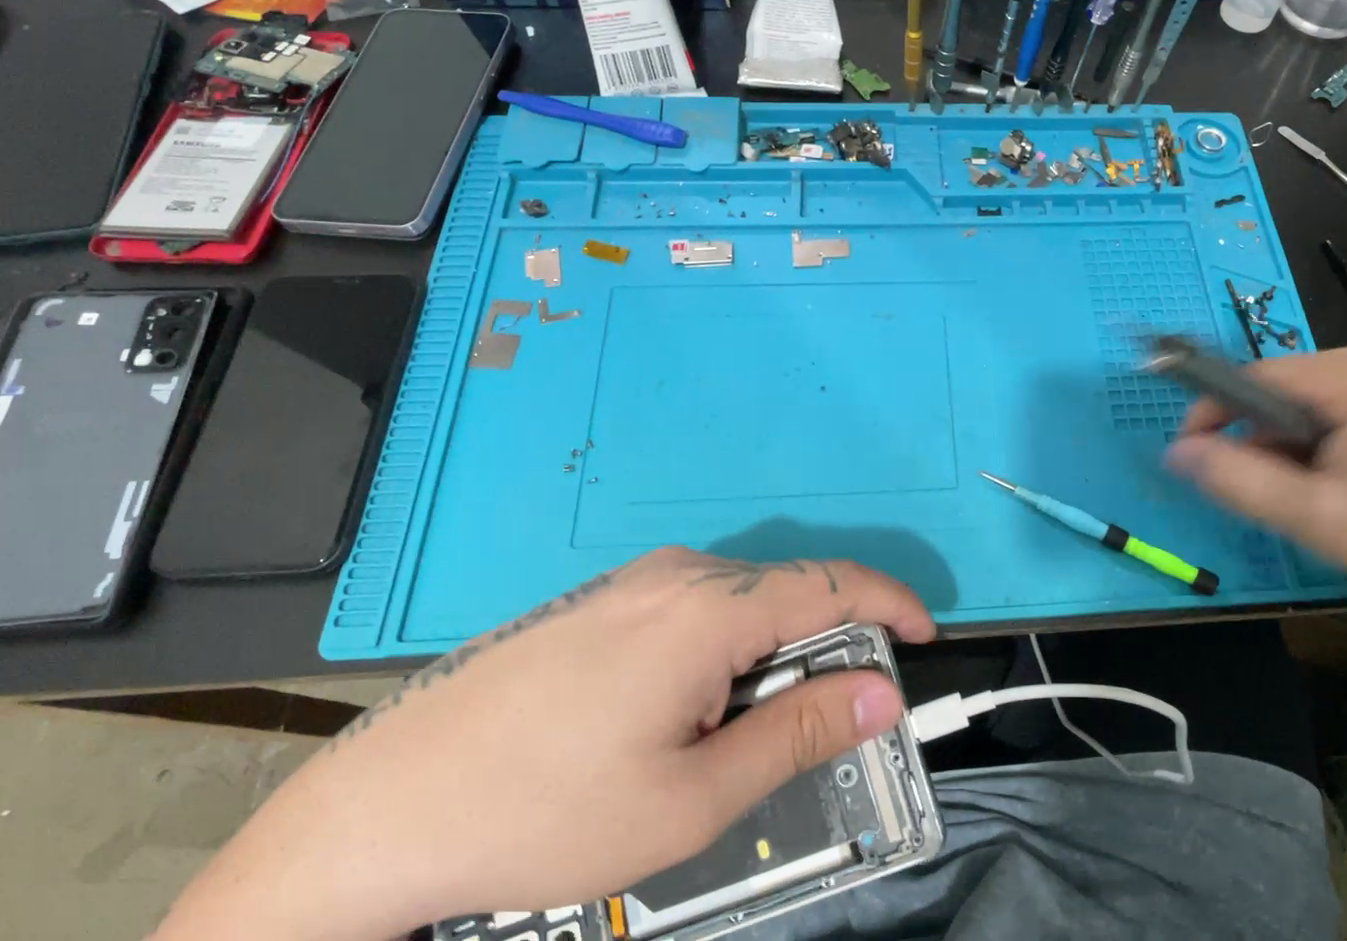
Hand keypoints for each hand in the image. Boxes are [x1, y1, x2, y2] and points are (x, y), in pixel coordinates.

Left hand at [154, 548, 935, 940]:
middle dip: (833, 644)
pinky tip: (693, 713)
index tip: (924, 641)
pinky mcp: (597, 604)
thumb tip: (884, 693)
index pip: (833, 584)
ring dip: (776, 654)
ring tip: (759, 732)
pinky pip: (694, 609)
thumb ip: (800, 735)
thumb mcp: (693, 798)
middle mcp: (674, 574)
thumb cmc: (547, 814)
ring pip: (742, 601)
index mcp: (707, 609)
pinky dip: (728, 650)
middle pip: (788, 591)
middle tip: (842, 719)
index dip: (891, 606)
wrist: (379, 815)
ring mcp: (628, 584)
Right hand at [1166, 337, 1346, 645]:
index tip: (1193, 452)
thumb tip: (1175, 451)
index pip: (1264, 374)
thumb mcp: (1319, 520)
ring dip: (1305, 439)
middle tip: (1271, 492)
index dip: (1217, 410)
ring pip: (1328, 395)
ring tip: (1322, 495)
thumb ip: (1238, 480)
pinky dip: (1341, 435)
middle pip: (1298, 384)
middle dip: (1269, 434)